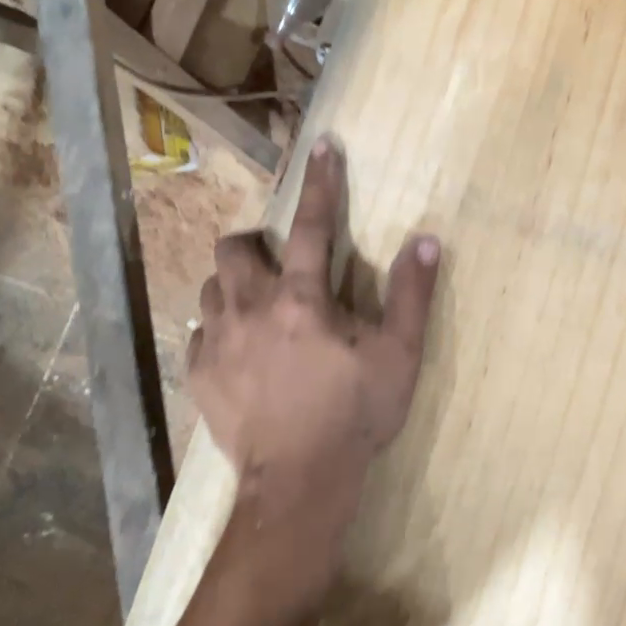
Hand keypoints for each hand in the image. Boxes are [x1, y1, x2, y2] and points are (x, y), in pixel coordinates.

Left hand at [188, 142, 439, 601]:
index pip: (310, 226)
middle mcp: (250, 309)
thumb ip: (410, 296)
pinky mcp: (199, 375)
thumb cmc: (357, 415)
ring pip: (211, 286)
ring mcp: (217, 342)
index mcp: (302, 300)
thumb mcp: (400, 356)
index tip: (323, 145)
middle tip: (281, 262)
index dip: (321, 184)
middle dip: (255, 242)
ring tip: (260, 305)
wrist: (299, 480)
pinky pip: (200, 333)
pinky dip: (220, 328)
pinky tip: (240, 349)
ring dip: (235, 284)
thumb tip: (426, 240)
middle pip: (235, 248)